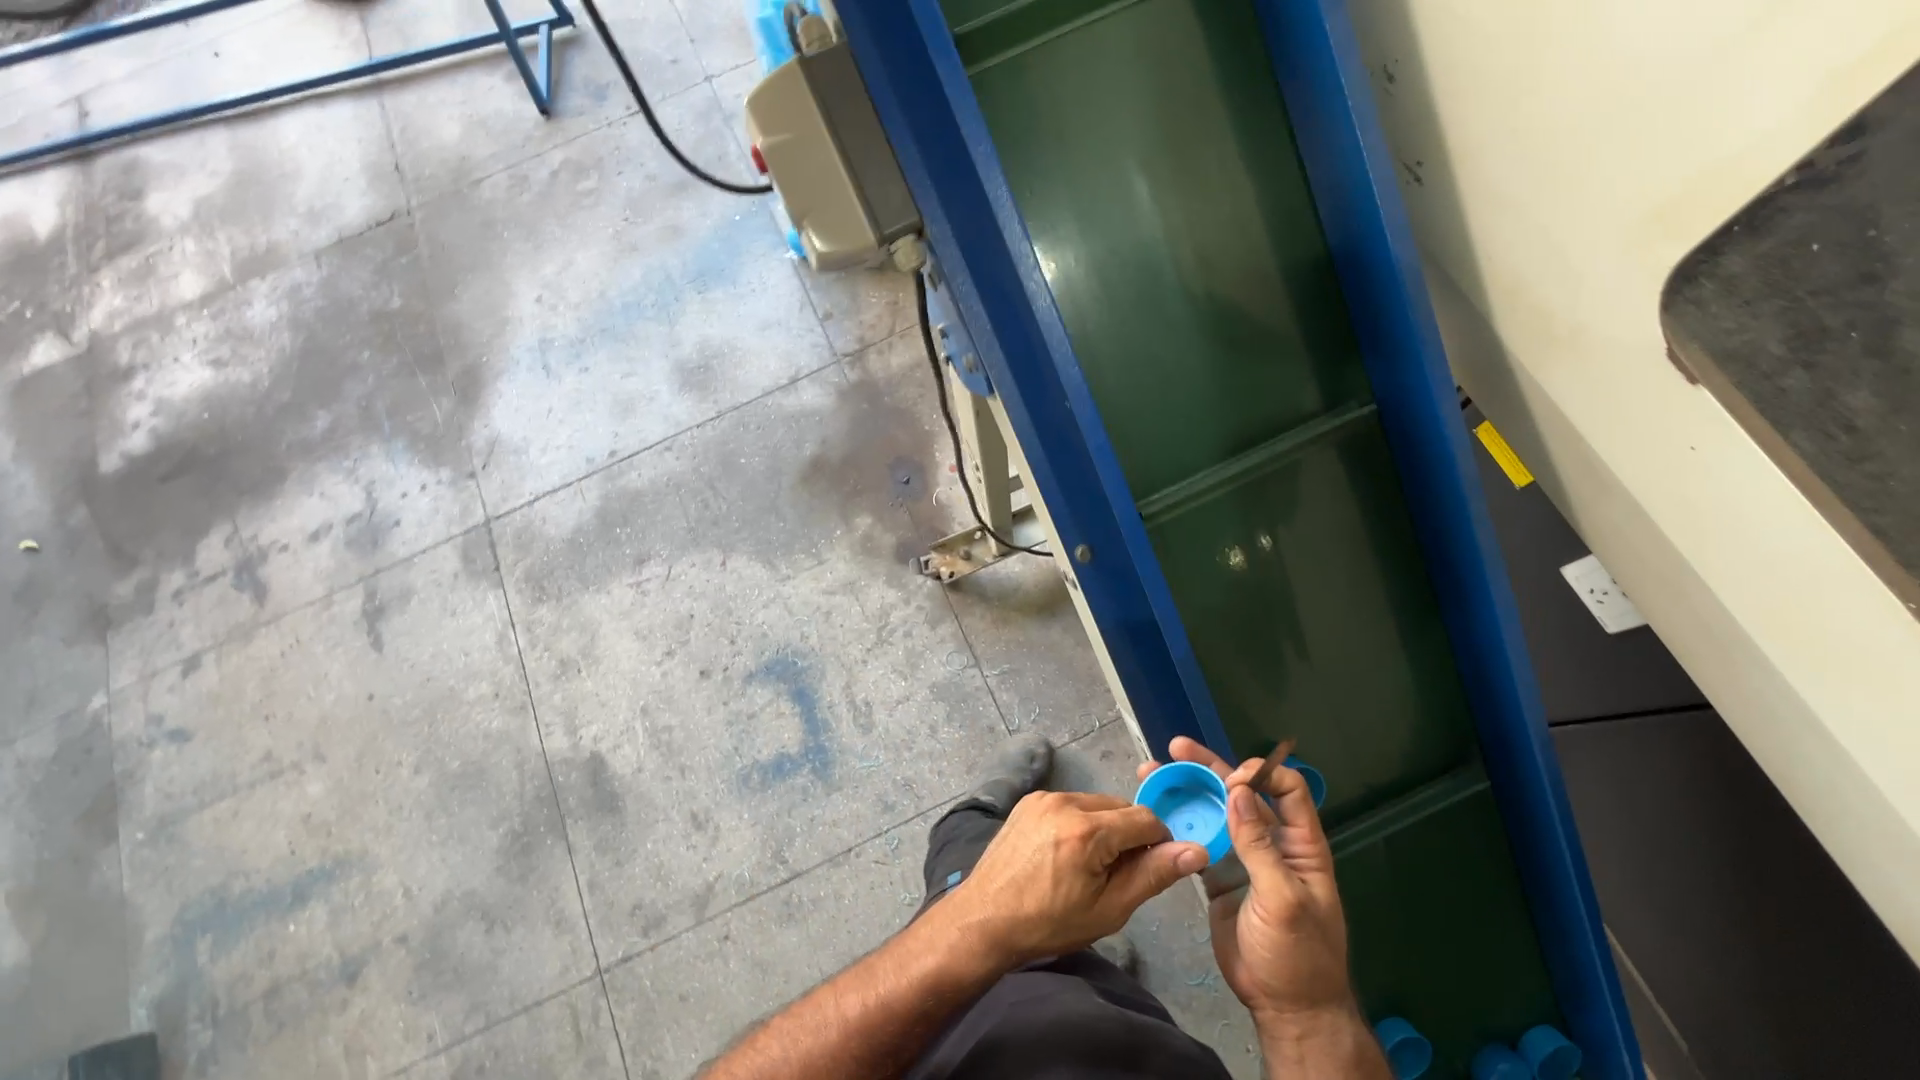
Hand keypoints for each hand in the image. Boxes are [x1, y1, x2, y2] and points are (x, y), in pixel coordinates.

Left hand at [935, 790, 1209, 966]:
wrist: (985, 920)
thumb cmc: (1049, 923)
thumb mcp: (1109, 909)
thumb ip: (1153, 874)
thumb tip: (1197, 851)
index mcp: (1087, 830)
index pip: (1146, 819)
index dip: (1158, 843)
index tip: (1151, 870)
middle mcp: (1065, 802)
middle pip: (1120, 807)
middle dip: (1129, 835)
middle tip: (1117, 874)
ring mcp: (1042, 799)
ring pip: (1095, 804)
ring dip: (1104, 827)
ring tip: (1088, 867)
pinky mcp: (1027, 802)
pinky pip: (1070, 804)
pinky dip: (1079, 822)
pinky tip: (1066, 854)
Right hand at [1135, 738, 1354, 1024]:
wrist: (1283, 1004)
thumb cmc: (1298, 953)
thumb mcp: (1284, 899)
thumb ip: (1259, 846)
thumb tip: (1237, 792)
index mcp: (1300, 844)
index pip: (1287, 789)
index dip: (1261, 775)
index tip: (1231, 778)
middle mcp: (1271, 842)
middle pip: (1242, 793)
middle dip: (1212, 768)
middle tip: (1177, 748)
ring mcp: (1242, 858)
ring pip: (1214, 813)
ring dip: (1188, 792)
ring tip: (1154, 772)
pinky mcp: (1218, 876)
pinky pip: (1197, 840)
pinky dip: (1178, 824)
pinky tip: (1154, 812)